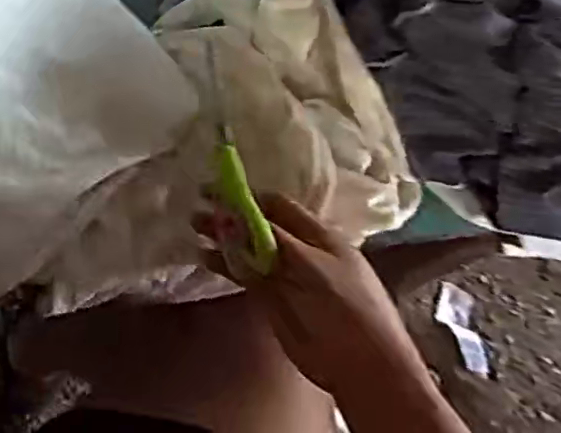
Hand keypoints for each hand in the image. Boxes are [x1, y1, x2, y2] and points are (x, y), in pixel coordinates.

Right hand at [199, 194, 427, 400]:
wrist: (364, 371)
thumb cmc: (347, 308)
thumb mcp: (311, 264)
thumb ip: (268, 235)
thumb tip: (229, 212)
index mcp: (318, 237)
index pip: (276, 204)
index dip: (246, 195)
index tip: (214, 190)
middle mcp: (299, 250)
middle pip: (256, 224)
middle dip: (227, 214)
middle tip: (199, 208)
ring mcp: (284, 273)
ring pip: (245, 246)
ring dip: (221, 236)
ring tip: (195, 228)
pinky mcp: (270, 294)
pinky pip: (241, 270)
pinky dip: (222, 261)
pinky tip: (203, 256)